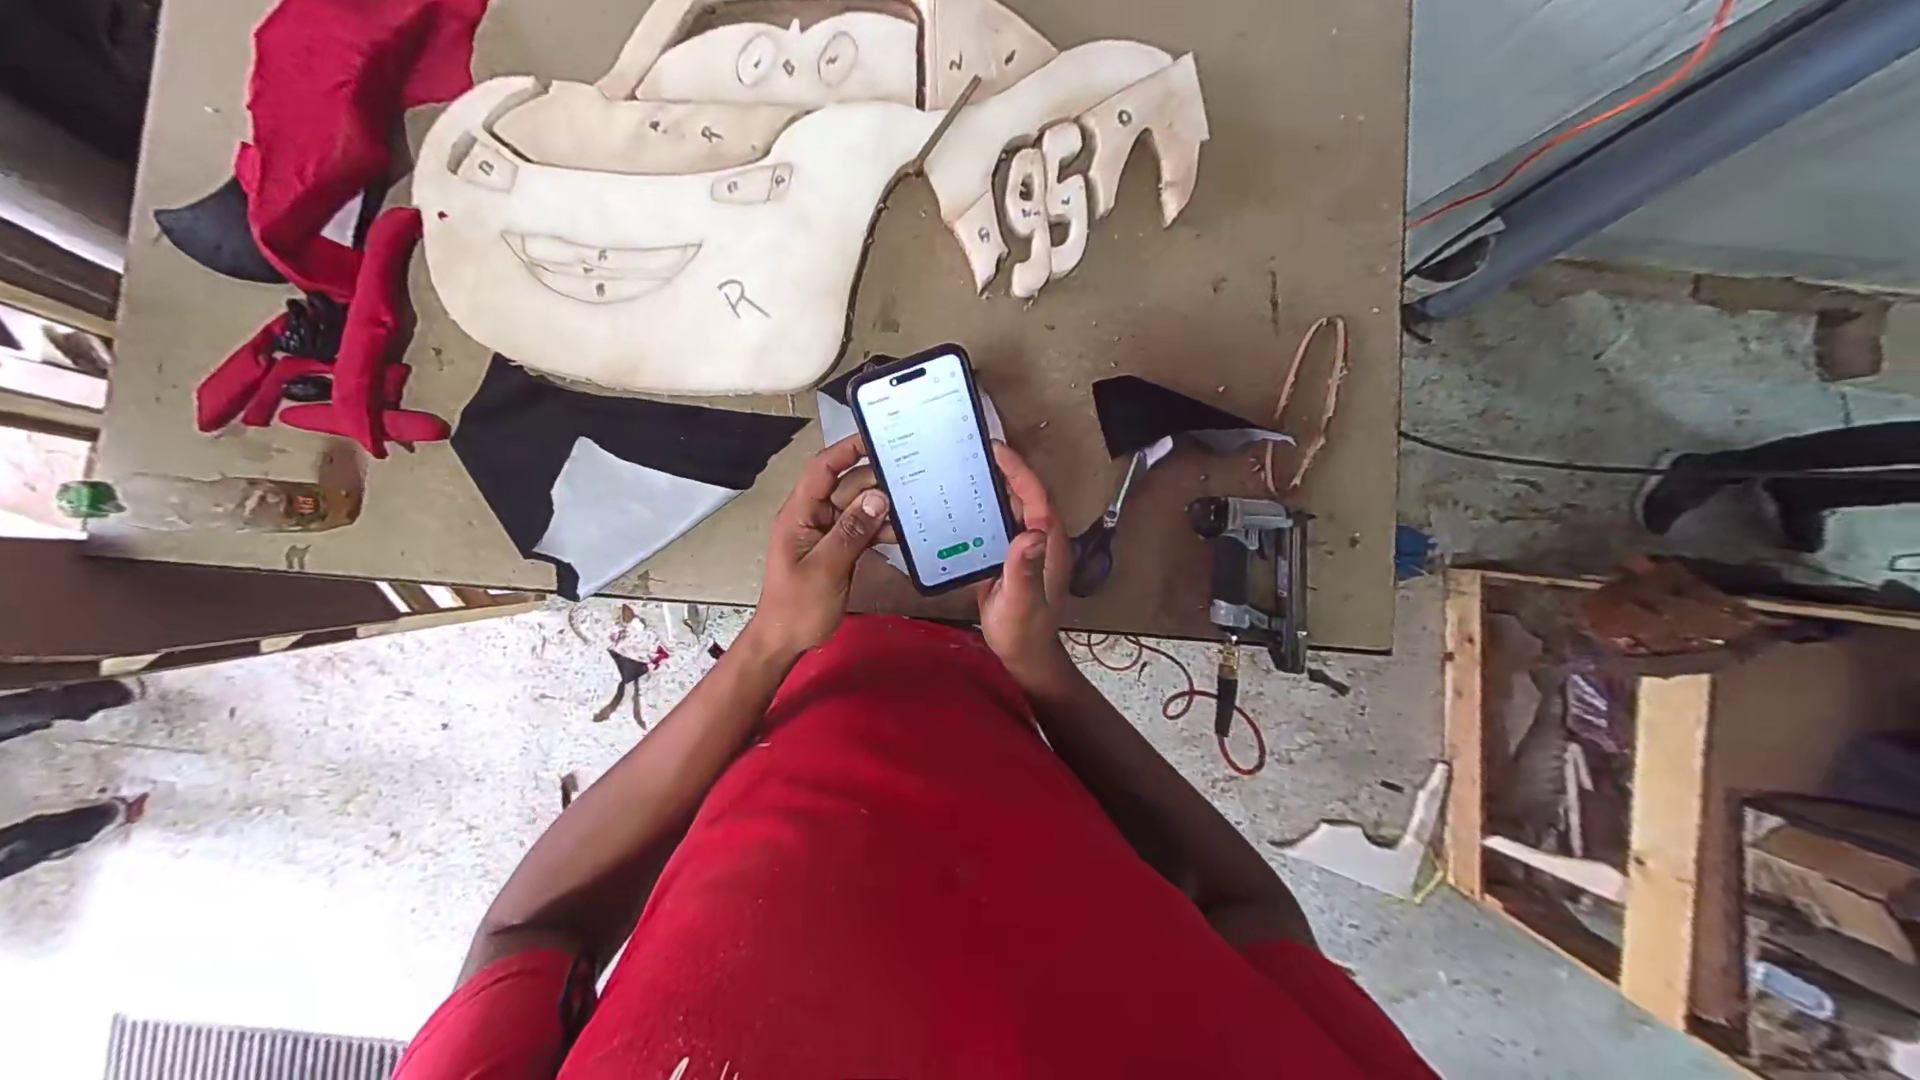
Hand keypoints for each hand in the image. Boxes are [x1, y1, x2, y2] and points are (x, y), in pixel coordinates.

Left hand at [745, 434, 890, 658]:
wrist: (787, 638)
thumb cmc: (797, 606)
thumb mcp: (826, 567)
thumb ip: (851, 531)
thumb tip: (877, 498)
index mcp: (800, 514)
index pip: (823, 470)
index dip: (847, 450)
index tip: (876, 438)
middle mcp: (813, 517)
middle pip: (846, 486)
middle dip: (875, 480)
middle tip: (909, 476)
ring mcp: (827, 533)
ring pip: (858, 507)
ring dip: (881, 506)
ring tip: (912, 503)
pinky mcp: (840, 548)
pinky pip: (862, 528)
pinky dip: (880, 528)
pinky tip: (902, 530)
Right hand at [976, 442, 1075, 693]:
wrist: (1023, 653)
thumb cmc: (1024, 630)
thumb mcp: (1022, 601)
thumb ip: (1025, 569)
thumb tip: (1032, 533)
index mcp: (1048, 544)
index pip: (1038, 497)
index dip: (1019, 471)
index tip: (997, 450)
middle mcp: (1040, 540)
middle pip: (1026, 495)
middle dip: (1005, 471)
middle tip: (973, 453)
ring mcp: (1025, 548)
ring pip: (1013, 508)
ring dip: (994, 488)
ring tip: (964, 470)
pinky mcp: (1010, 556)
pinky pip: (1000, 524)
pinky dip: (985, 510)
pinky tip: (962, 505)